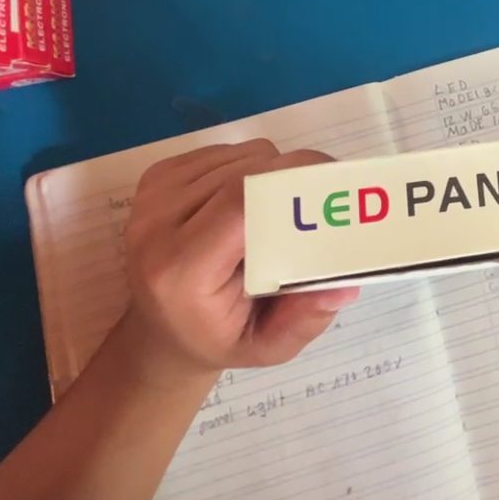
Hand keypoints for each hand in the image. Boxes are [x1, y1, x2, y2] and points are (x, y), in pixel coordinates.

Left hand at [120, 139, 359, 383]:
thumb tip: (345, 285)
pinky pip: (228, 151)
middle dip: (295, 175)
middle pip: (246, 171)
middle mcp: (157, 226)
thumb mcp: (264, 348)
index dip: (290, 179)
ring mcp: (153, 196)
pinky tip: (251, 201)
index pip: (239, 202)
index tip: (336, 183)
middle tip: (326, 197)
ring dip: (274, 172)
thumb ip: (302, 321)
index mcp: (180, 270)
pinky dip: (253, 166)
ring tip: (279, 211)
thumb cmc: (217, 337)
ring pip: (242, 156)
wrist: (160, 329)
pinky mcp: (158, 177)